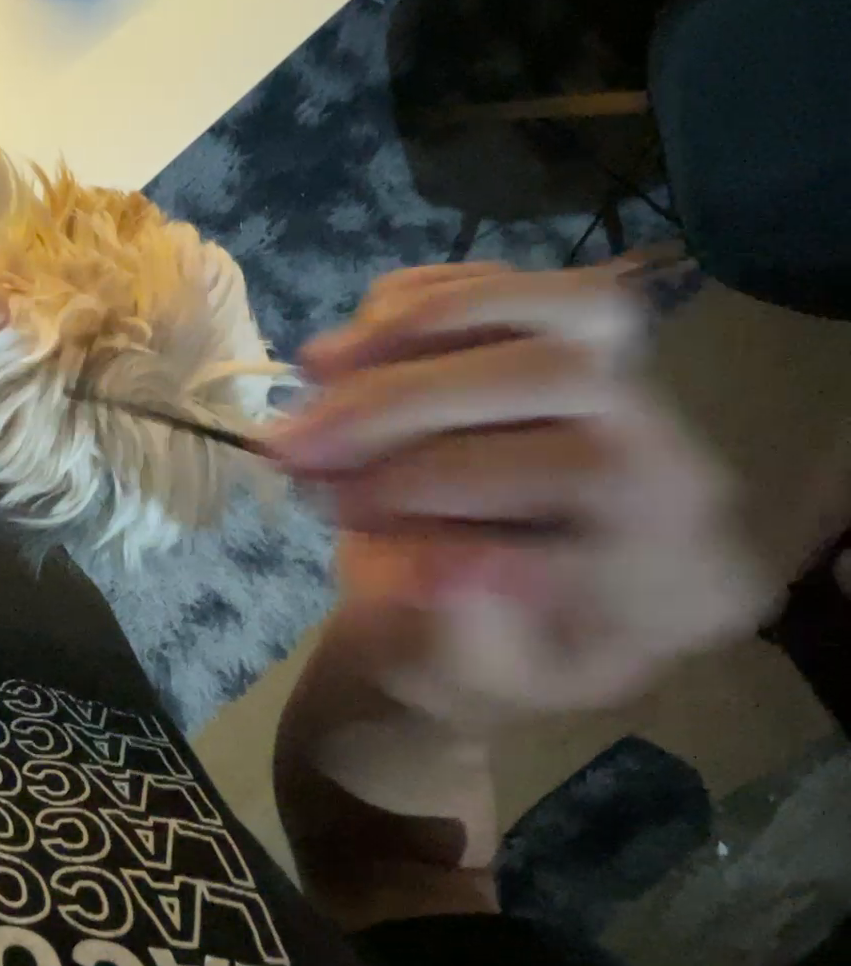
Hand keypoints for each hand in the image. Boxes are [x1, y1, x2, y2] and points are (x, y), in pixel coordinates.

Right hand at [269, 262, 765, 726]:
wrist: (437, 620)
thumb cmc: (447, 662)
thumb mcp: (448, 679)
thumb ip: (462, 639)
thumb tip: (451, 565)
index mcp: (673, 566)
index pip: (594, 474)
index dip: (446, 475)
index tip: (338, 510)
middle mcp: (670, 465)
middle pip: (561, 373)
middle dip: (400, 402)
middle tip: (293, 442)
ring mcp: (620, 394)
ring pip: (557, 304)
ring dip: (406, 330)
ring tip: (311, 370)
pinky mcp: (551, 353)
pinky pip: (503, 285)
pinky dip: (411, 301)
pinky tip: (343, 352)